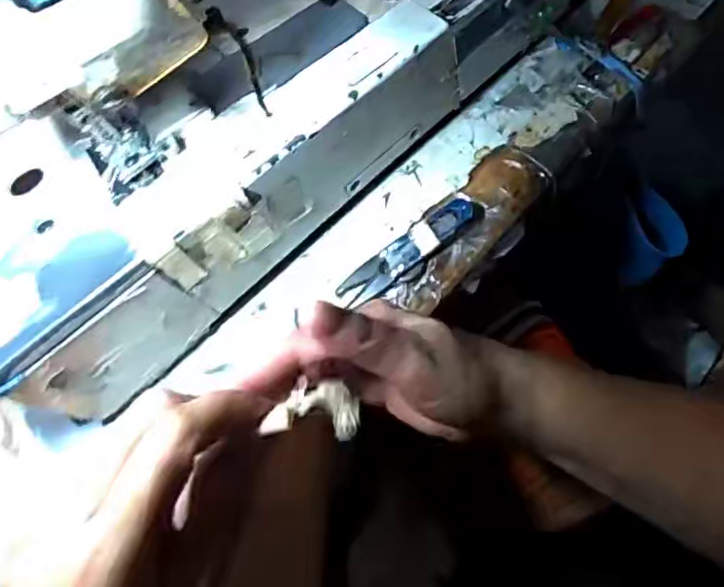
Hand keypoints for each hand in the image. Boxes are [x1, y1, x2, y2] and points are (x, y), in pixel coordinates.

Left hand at [10, 390, 271, 586]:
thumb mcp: (181, 582)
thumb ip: (217, 507)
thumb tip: (255, 434)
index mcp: (103, 545)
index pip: (174, 431)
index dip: (226, 405)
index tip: (262, 410)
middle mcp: (60, 508)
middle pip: (149, 410)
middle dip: (202, 407)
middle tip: (234, 426)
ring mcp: (36, 499)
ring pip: (126, 420)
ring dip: (171, 424)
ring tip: (193, 453)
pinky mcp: (29, 494)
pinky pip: (100, 442)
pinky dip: (139, 442)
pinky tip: (150, 474)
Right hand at [251, 301, 499, 440]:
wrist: (494, 402)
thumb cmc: (456, 375)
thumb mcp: (409, 357)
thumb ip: (361, 337)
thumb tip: (309, 308)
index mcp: (368, 322)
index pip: (307, 338)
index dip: (270, 362)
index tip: (233, 391)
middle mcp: (363, 336)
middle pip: (306, 353)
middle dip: (269, 375)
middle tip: (229, 410)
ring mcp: (369, 361)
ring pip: (317, 370)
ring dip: (285, 387)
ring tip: (247, 414)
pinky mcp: (376, 385)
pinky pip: (334, 388)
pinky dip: (310, 398)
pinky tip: (289, 414)